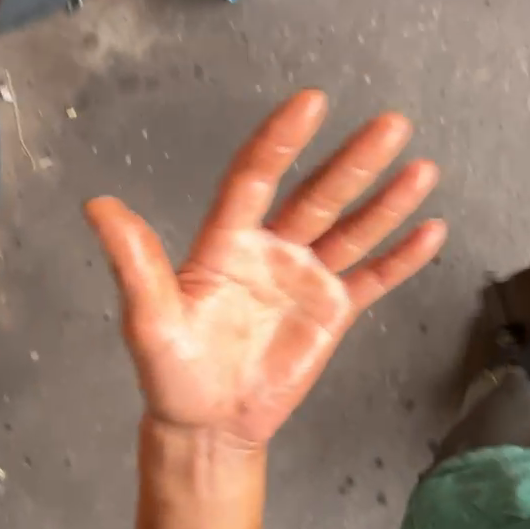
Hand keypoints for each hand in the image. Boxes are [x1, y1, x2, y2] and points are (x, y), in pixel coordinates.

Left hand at [85, 89, 445, 447]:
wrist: (210, 425)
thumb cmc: (173, 375)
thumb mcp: (149, 322)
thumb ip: (136, 264)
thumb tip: (98, 206)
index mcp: (227, 242)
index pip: (256, 178)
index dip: (282, 141)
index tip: (311, 103)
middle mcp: (272, 249)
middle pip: (319, 196)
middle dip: (355, 162)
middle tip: (392, 125)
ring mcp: (307, 278)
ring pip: (353, 230)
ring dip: (387, 202)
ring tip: (423, 170)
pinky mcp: (333, 312)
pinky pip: (372, 279)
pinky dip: (401, 259)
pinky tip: (431, 232)